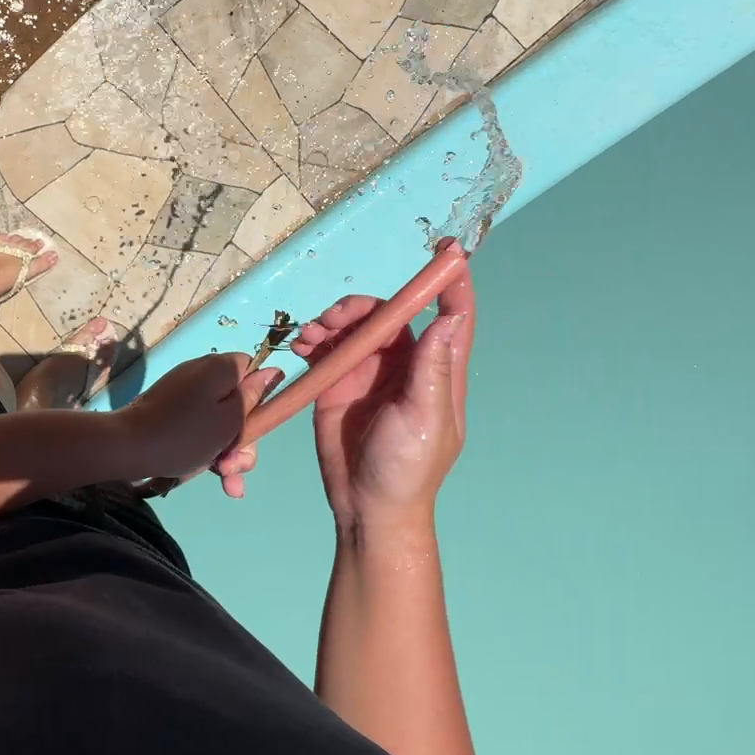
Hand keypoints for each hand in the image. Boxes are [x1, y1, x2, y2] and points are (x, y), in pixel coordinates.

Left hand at [117, 353, 281, 481]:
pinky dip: (206, 449)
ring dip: (227, 451)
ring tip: (225, 480)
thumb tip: (272, 371)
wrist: (128, 447)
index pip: (251, 368)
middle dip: (243, 438)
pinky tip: (214, 477)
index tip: (256, 423)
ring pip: (219, 421)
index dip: (259, 396)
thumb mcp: (230, 420)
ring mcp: (183, 394)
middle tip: (234, 465)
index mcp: (219, 368)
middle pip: (237, 403)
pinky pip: (197, 428)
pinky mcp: (169, 412)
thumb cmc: (185, 435)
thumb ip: (252, 397)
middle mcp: (201, 374)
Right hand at [215, 263, 475, 518]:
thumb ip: (434, 370)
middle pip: (388, 315)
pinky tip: (302, 346)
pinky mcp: (336, 385)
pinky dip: (314, 340)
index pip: (452, 317)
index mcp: (437, 371)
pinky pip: (326, 350)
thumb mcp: (425, 418)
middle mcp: (403, 365)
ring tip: (311, 335)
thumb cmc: (407, 467)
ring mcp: (367, 373)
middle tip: (334, 318)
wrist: (364, 504)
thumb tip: (449, 318)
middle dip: (362, 307)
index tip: (447, 251)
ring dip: (332, 322)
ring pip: (354, 328)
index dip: (451, 283)